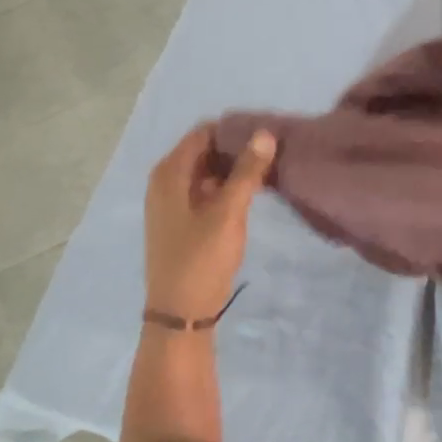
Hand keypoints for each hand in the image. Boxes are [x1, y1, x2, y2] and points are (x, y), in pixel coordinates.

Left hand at [144, 124, 274, 323]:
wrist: (181, 312)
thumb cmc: (201, 259)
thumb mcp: (228, 213)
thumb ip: (247, 172)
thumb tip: (265, 133)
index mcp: (169, 174)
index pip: (204, 133)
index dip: (234, 130)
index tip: (268, 133)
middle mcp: (166, 182)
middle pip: (205, 150)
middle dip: (237, 148)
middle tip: (276, 150)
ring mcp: (173, 203)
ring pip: (208, 172)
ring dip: (236, 169)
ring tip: (272, 168)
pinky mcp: (184, 220)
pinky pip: (207, 191)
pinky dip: (229, 187)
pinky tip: (256, 193)